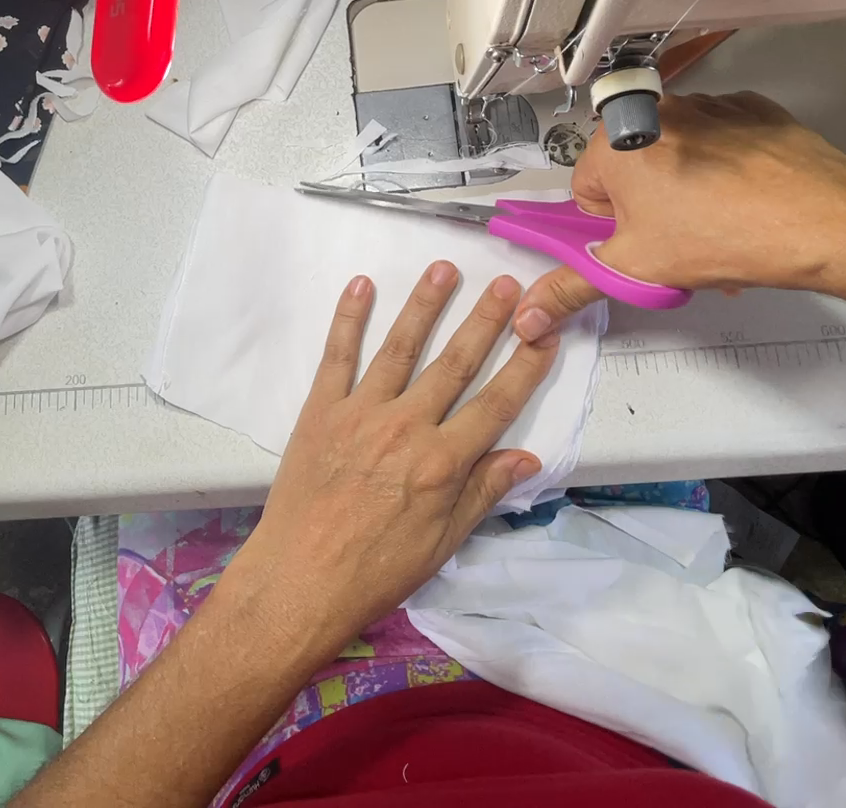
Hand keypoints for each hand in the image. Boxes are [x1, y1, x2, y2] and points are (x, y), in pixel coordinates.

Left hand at [215, 262, 559, 653]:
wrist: (301, 577)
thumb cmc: (376, 570)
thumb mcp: (443, 542)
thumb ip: (483, 493)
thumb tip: (528, 456)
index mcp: (442, 463)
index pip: (496, 404)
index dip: (524, 367)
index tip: (544, 332)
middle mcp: (406, 427)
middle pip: (454, 365)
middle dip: (484, 322)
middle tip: (505, 284)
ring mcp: (361, 413)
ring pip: (400, 348)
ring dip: (424, 306)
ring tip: (444, 269)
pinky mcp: (321, 410)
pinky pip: (337, 356)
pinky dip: (348, 318)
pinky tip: (361, 285)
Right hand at [514, 91, 845, 340]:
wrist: (825, 218)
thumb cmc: (719, 236)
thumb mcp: (633, 269)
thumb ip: (571, 288)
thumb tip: (525, 317)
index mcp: (613, 145)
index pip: (586, 192)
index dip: (611, 226)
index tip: (644, 241)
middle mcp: (655, 111)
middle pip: (631, 172)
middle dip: (649, 208)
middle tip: (681, 239)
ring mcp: (709, 103)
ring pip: (676, 158)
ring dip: (686, 191)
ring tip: (721, 225)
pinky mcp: (753, 107)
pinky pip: (720, 141)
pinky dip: (726, 168)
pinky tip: (748, 199)